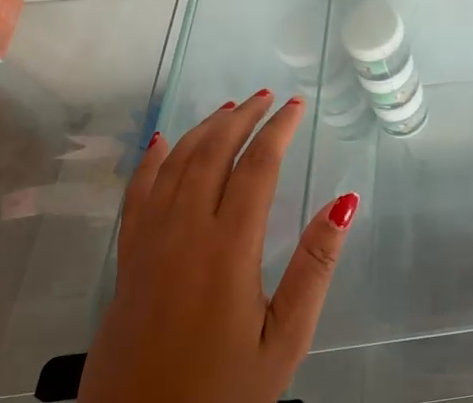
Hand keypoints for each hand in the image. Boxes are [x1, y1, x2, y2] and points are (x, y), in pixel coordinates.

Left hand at [80, 90, 358, 402]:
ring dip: (203, 131)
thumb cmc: (222, 390)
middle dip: (241, 119)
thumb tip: (345, 200)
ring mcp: (148, 249)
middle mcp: (183, 236)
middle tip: (266, 98)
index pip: (256, 168)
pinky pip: (136, 198)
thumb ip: (315, 266)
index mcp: (227, 250)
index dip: (278, 130)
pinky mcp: (126, 265)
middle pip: (212, 155)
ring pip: (174, 168)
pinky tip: (162, 143)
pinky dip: (151, 163)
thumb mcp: (284, 338)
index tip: (296, 106)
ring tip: (228, 109)